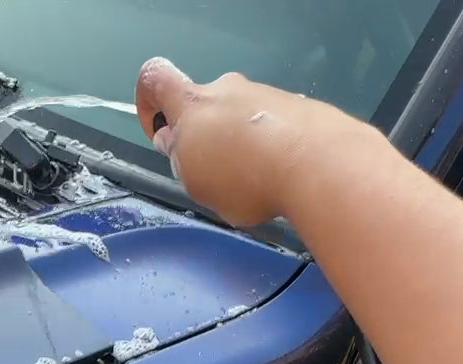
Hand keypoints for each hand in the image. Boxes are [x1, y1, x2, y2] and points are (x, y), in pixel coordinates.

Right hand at [134, 57, 377, 224]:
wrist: (315, 163)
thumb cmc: (246, 178)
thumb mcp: (197, 182)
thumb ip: (181, 159)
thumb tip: (173, 142)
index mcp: (192, 105)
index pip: (153, 78)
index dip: (147, 103)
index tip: (160, 135)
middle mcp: (225, 89)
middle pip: (201, 108)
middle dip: (202, 139)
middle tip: (213, 177)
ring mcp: (261, 94)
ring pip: (235, 118)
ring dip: (235, 147)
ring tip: (250, 185)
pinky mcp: (292, 107)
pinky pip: (266, 126)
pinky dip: (264, 148)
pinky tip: (275, 178)